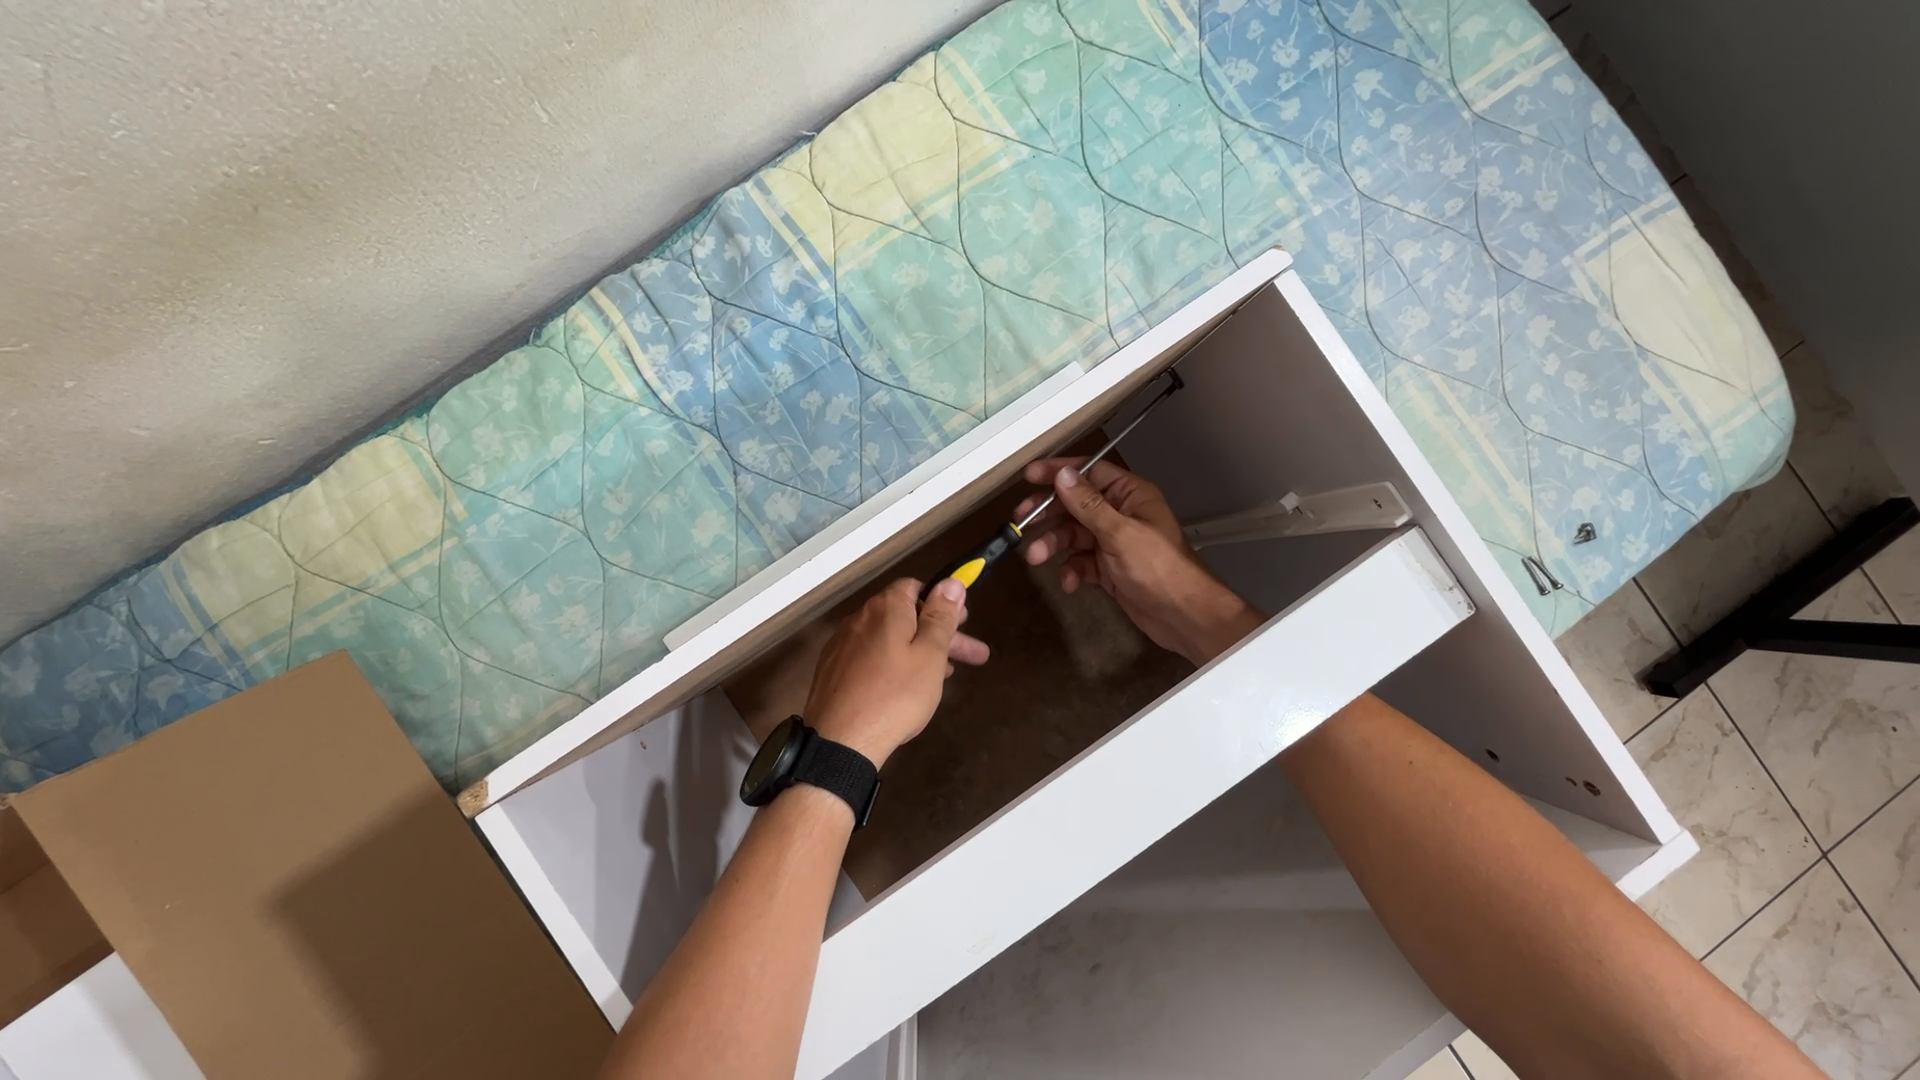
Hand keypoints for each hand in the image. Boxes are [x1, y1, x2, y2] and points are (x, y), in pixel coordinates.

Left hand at [803, 578, 983, 767]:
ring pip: (890, 639)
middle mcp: (860, 618)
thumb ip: (941, 616)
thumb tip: (951, 582)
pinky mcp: (833, 670)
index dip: (941, 601)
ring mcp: (843, 645)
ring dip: (919, 650)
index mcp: (885, 608)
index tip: (963, 622)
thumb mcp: (930, 655)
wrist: (841, 741)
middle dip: (939, 631)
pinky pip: (872, 657)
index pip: (915, 586)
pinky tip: (908, 687)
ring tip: (945, 675)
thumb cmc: (895, 696)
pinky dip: (894, 664)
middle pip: (905, 615)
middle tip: (970, 653)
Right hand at [1016, 458, 1264, 665]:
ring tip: (1036, 557)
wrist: (1183, 615)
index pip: (1089, 473)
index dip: (1059, 473)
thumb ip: (1088, 504)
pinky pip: (1081, 562)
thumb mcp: (1120, 532)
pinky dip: (1071, 570)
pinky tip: (1069, 581)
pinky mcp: (1109, 569)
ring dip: (1054, 545)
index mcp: (1130, 495)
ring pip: (1073, 536)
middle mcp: (1120, 514)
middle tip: (1022, 520)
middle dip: (1049, 514)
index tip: (1030, 476)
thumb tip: (1063, 475)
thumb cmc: (1160, 568)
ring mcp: (1113, 543)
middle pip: (1075, 506)